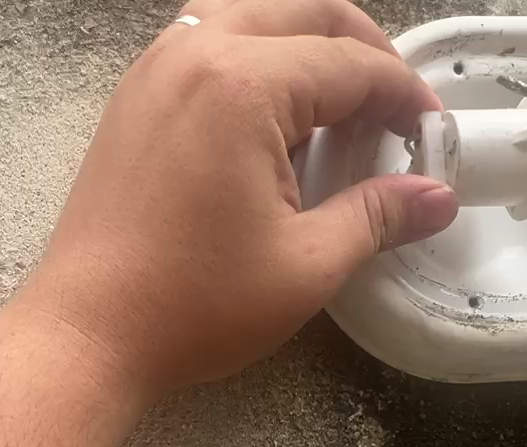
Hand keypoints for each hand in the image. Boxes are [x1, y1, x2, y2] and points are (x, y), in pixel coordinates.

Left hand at [20, 0, 458, 398]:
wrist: (88, 336)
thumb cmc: (194, 307)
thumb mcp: (305, 268)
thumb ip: (377, 218)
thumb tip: (438, 197)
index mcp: (242, 84)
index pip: (349, 65)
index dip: (403, 97)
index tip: (431, 135)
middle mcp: (195, 52)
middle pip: (304, 15)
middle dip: (364, 56)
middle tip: (394, 114)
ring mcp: (154, 71)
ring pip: (252, 20)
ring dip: (306, 52)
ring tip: (337, 113)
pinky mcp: (133, 101)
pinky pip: (208, 49)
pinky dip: (256, 67)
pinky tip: (271, 127)